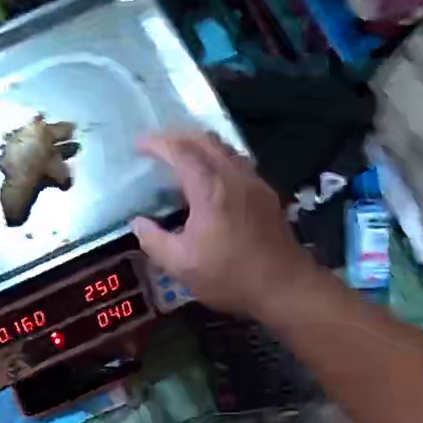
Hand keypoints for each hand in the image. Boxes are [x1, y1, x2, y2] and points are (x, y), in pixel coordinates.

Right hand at [131, 130, 321, 319]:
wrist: (284, 286)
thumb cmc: (230, 277)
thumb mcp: (180, 265)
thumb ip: (154, 240)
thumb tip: (138, 223)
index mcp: (210, 190)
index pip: (181, 152)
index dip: (157, 143)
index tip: (139, 144)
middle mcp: (234, 176)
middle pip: (205, 140)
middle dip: (178, 136)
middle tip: (157, 145)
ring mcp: (254, 182)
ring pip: (225, 148)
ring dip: (199, 145)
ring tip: (181, 157)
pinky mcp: (266, 194)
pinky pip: (237, 162)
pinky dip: (217, 158)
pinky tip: (209, 177)